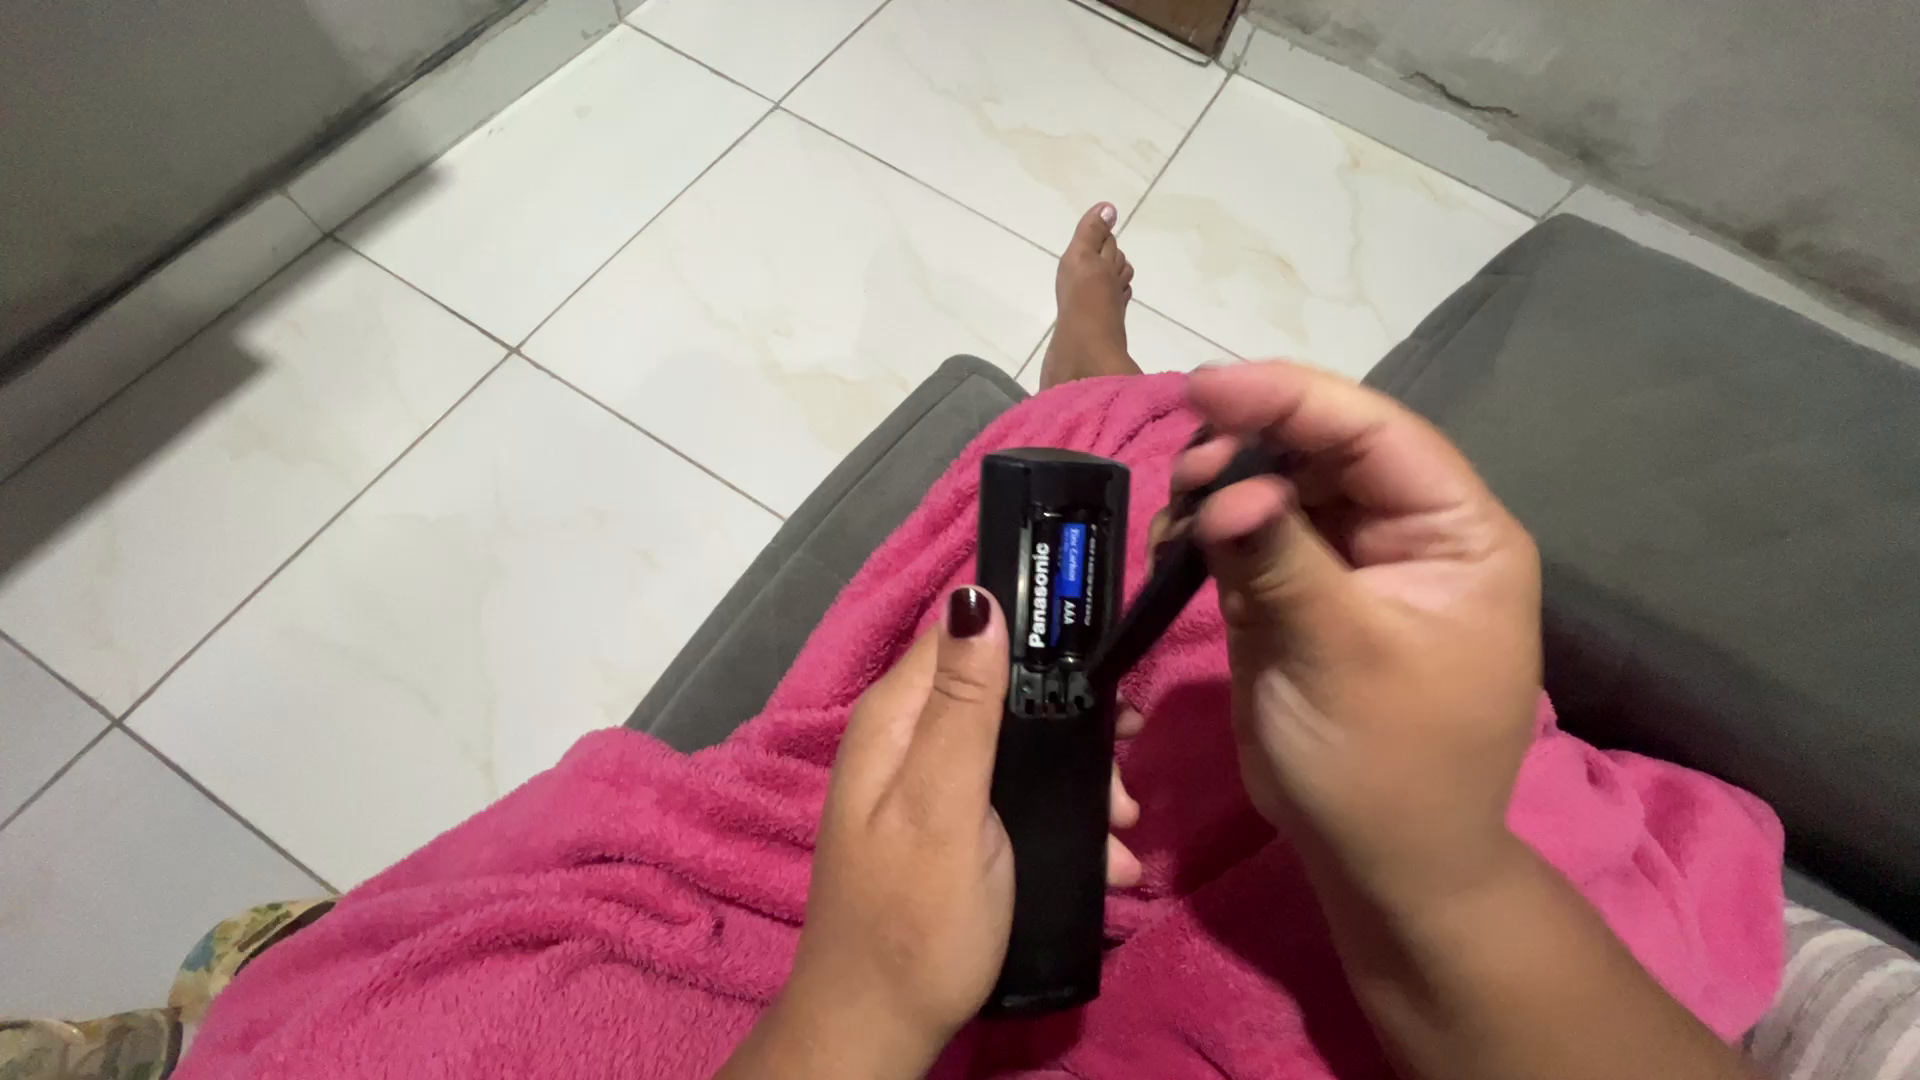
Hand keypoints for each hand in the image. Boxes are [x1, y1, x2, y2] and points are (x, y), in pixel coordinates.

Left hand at [721, 586, 1139, 1079]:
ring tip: (1121, 822)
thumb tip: (976, 597)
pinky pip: (1017, 790)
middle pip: (1001, 688)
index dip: (1029, 635)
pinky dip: (1061, 812)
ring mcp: (932, 778)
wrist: (883, 1028)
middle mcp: (910, 734)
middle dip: (1068, 720)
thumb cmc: (916, 918)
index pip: (962, 632)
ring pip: (1019, 742)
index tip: (1098, 665)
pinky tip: (1104, 854)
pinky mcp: (955, 819)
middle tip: (1123, 764)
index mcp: (897, 715)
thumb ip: (964, 706)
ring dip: (1077, 774)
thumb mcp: (944, 805)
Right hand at [1177, 361, 1541, 907]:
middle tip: (1186, 473)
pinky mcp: (1293, 588)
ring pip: (1273, 485)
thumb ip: (1282, 560)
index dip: (1291, 398)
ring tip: (1178, 517)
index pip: (1374, 434)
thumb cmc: (1383, 764)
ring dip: (1218, 487)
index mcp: (1454, 534)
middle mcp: (1402, 532)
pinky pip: (1244, 534)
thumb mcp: (1339, 655)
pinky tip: (1177, 546)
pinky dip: (1205, 530)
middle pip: (1319, 449)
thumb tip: (1228, 488)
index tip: (1206, 387)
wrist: (1372, 855)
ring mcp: (1343, 560)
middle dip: (1247, 446)